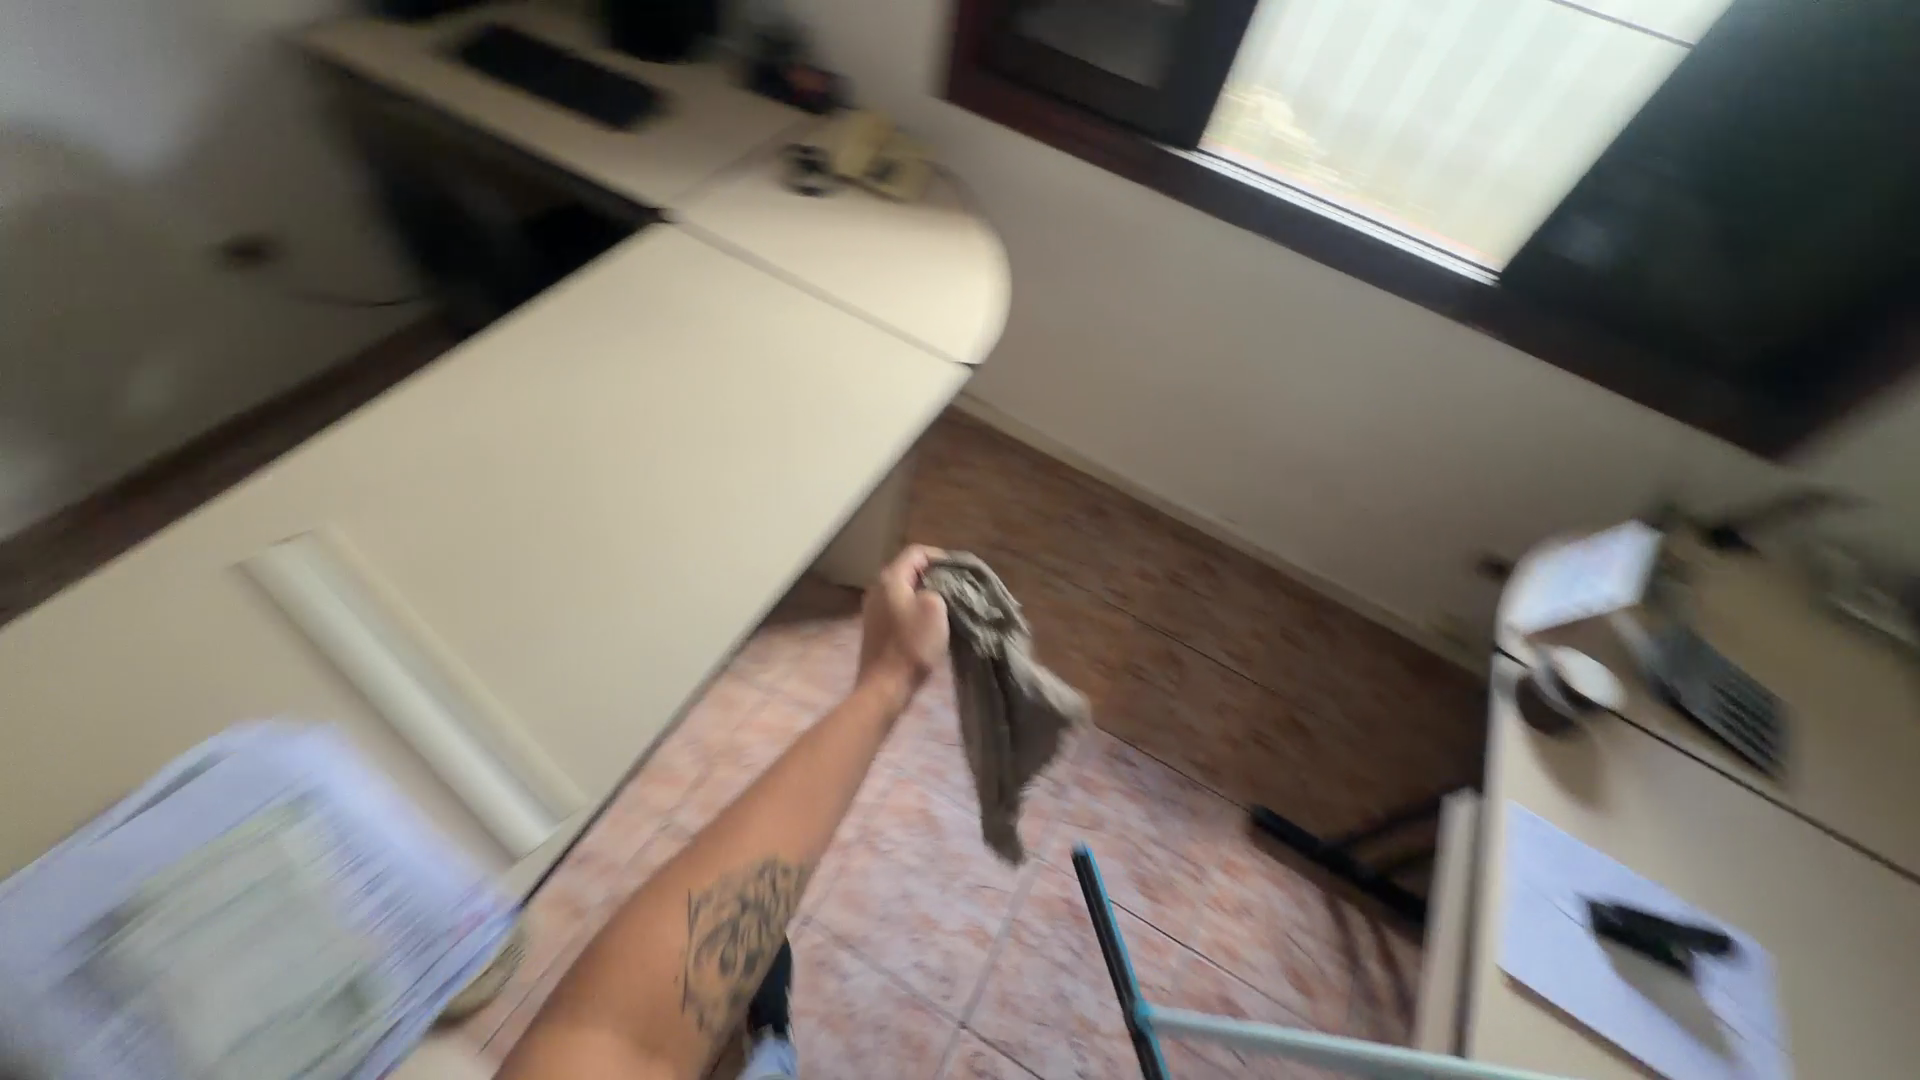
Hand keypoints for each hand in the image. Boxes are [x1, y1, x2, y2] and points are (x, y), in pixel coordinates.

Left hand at [857, 545, 948, 689]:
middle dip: (933, 575)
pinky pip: (898, 606)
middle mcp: (876, 587)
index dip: (940, 557)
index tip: (959, 571)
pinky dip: (914, 608)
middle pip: (908, 569)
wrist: (885, 685)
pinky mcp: (875, 626)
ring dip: (924, 592)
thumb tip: (932, 589)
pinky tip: (928, 622)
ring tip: (946, 603)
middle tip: (956, 586)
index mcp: (890, 578)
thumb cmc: (912, 644)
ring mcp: (873, 608)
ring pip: (903, 589)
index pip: (916, 552)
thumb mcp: (935, 608)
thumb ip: (937, 587)